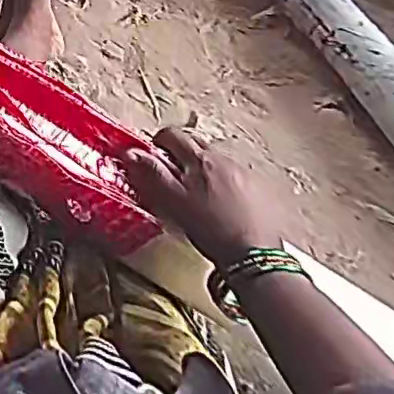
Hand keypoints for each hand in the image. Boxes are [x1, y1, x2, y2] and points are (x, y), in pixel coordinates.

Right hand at [122, 127, 282, 265]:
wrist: (257, 258)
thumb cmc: (210, 227)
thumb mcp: (174, 201)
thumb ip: (153, 172)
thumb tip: (131, 151)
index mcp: (199, 159)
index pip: (173, 134)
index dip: (159, 142)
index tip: (155, 158)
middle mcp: (223, 160)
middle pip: (196, 143)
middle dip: (182, 153)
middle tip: (175, 175)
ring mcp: (245, 174)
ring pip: (216, 159)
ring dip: (204, 168)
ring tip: (200, 193)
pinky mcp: (261, 190)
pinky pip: (235, 175)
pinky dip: (224, 181)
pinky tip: (223, 203)